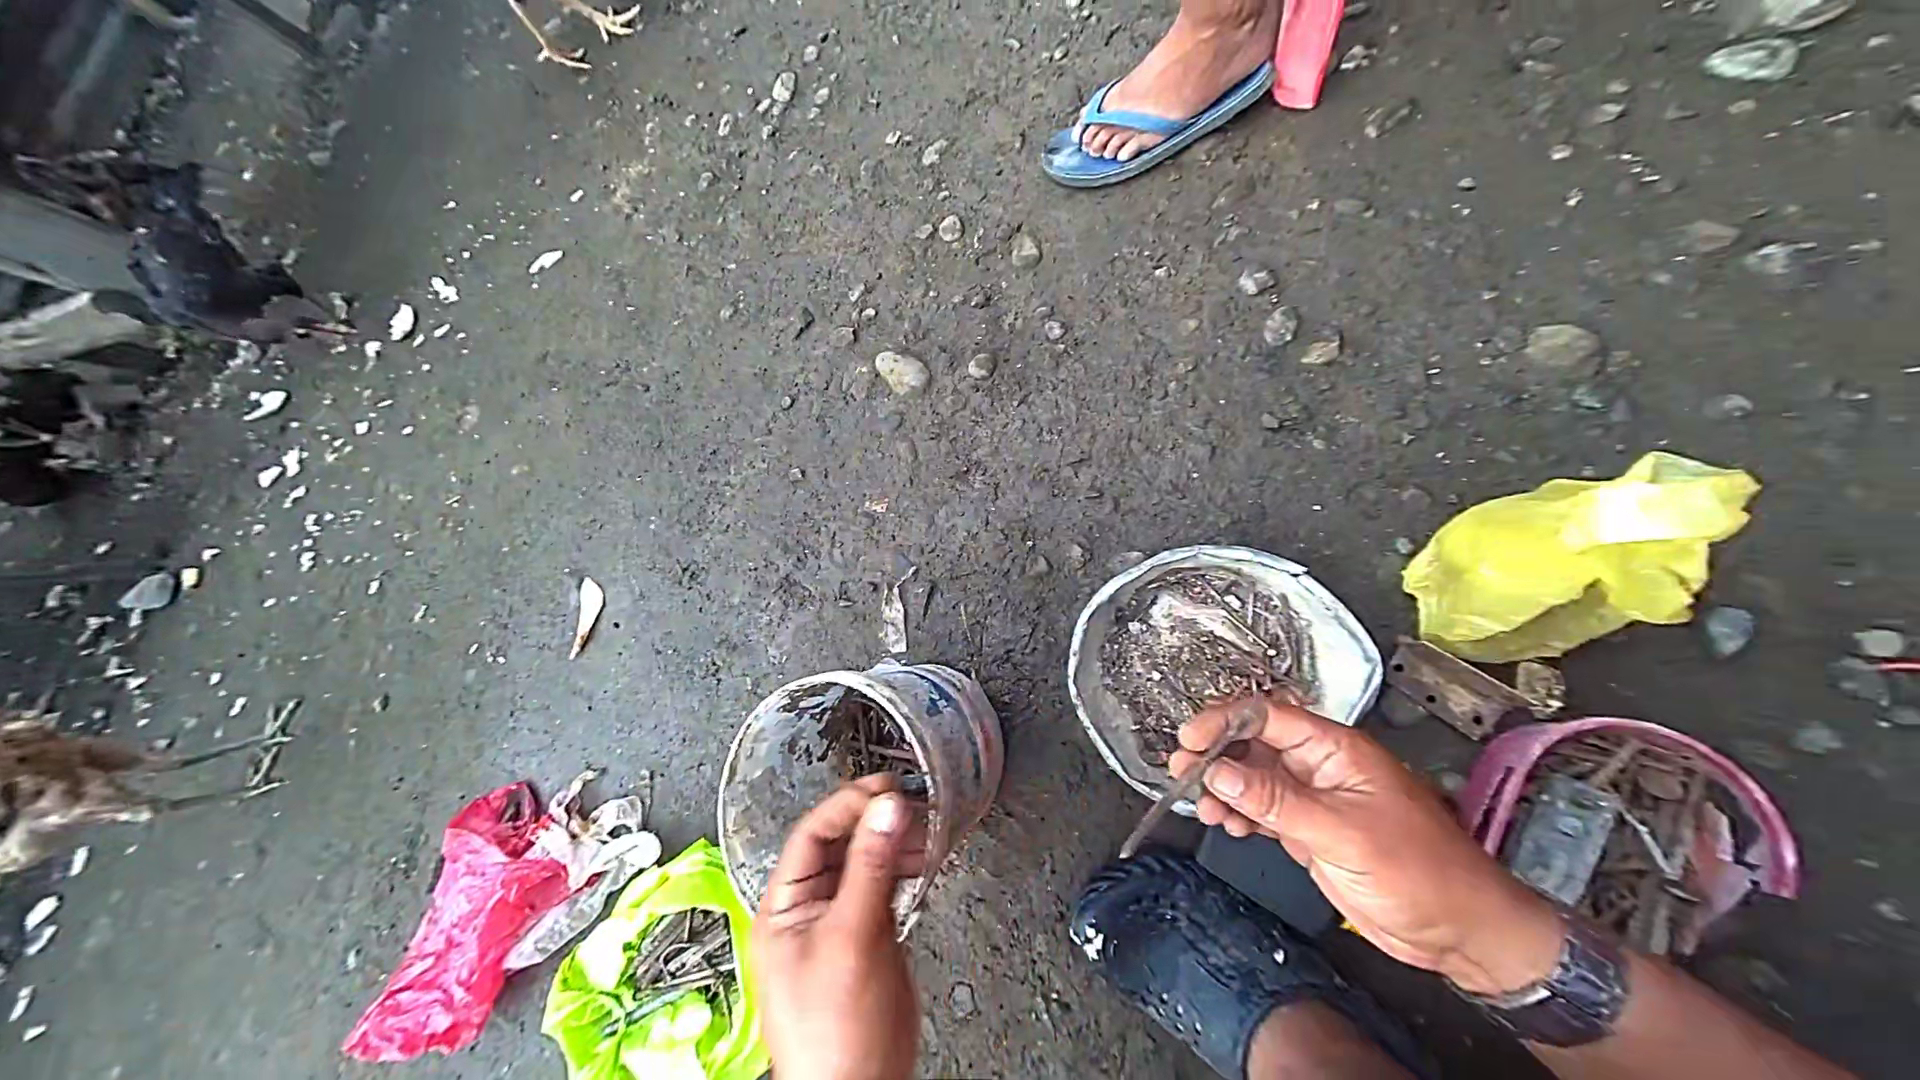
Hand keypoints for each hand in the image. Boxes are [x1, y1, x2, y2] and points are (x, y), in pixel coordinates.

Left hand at [750, 775, 923, 1079]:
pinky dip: (905, 863)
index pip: (811, 834)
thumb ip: (871, 867)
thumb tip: (885, 810)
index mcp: (785, 905)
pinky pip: (885, 881)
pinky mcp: (870, 929)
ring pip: (866, 859)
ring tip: (921, 827)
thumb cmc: (833, 1036)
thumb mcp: (851, 936)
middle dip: (873, 819)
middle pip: (840, 843)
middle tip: (906, 802)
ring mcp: (842, 917)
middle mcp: (811, 906)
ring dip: (893, 839)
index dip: (846, 805)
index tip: (880, 788)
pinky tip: (922, 855)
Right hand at [1172, 699, 1564, 995]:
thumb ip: (1276, 801)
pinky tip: (1226, 823)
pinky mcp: (1308, 828)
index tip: (1191, 738)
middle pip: (1252, 743)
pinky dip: (1237, 814)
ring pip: (1250, 777)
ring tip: (1201, 804)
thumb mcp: (1342, 833)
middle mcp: (1319, 767)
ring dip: (1221, 787)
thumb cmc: (1426, 874)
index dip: (1224, 722)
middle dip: (1214, 753)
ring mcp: (1312, 797)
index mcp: (1335, 750)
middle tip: (1182, 769)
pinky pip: (1259, 809)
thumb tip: (1221, 772)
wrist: (1462, 932)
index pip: (1267, 717)